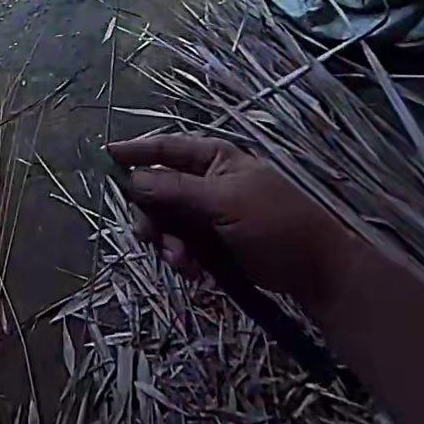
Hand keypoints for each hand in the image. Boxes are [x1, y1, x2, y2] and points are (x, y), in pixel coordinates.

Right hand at [105, 135, 358, 307]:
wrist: (317, 271)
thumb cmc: (275, 222)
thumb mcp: (223, 201)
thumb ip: (175, 189)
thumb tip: (133, 178)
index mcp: (213, 158)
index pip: (165, 149)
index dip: (135, 152)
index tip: (105, 157)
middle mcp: (206, 181)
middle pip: (158, 191)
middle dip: (152, 217)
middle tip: (148, 237)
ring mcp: (208, 213)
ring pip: (167, 223)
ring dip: (168, 244)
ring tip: (184, 264)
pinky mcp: (212, 243)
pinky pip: (182, 245)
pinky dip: (183, 259)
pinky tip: (195, 274)